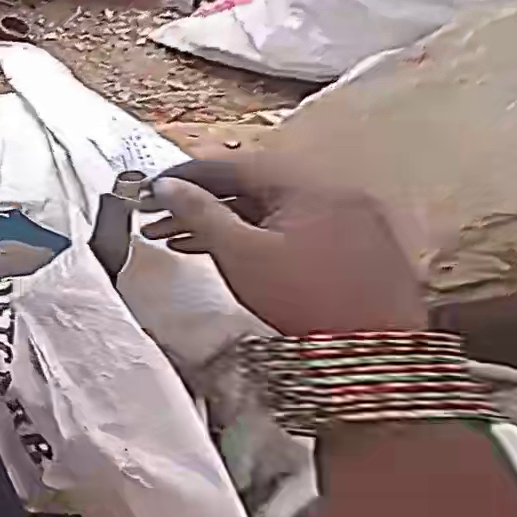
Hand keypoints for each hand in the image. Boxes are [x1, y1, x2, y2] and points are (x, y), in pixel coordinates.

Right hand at [142, 159, 427, 335]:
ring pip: (260, 209)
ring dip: (212, 219)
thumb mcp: (238, 250)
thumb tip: (165, 184)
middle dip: (194, 200)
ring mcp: (339, 221)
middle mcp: (330, 195)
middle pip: (247, 187)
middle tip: (151, 212)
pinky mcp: (340, 248)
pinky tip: (205, 247)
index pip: (234, 166)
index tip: (148, 187)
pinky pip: (279, 228)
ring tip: (167, 234)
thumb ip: (198, 211)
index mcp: (309, 187)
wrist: (368, 350)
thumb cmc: (301, 295)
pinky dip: (240, 234)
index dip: (185, 175)